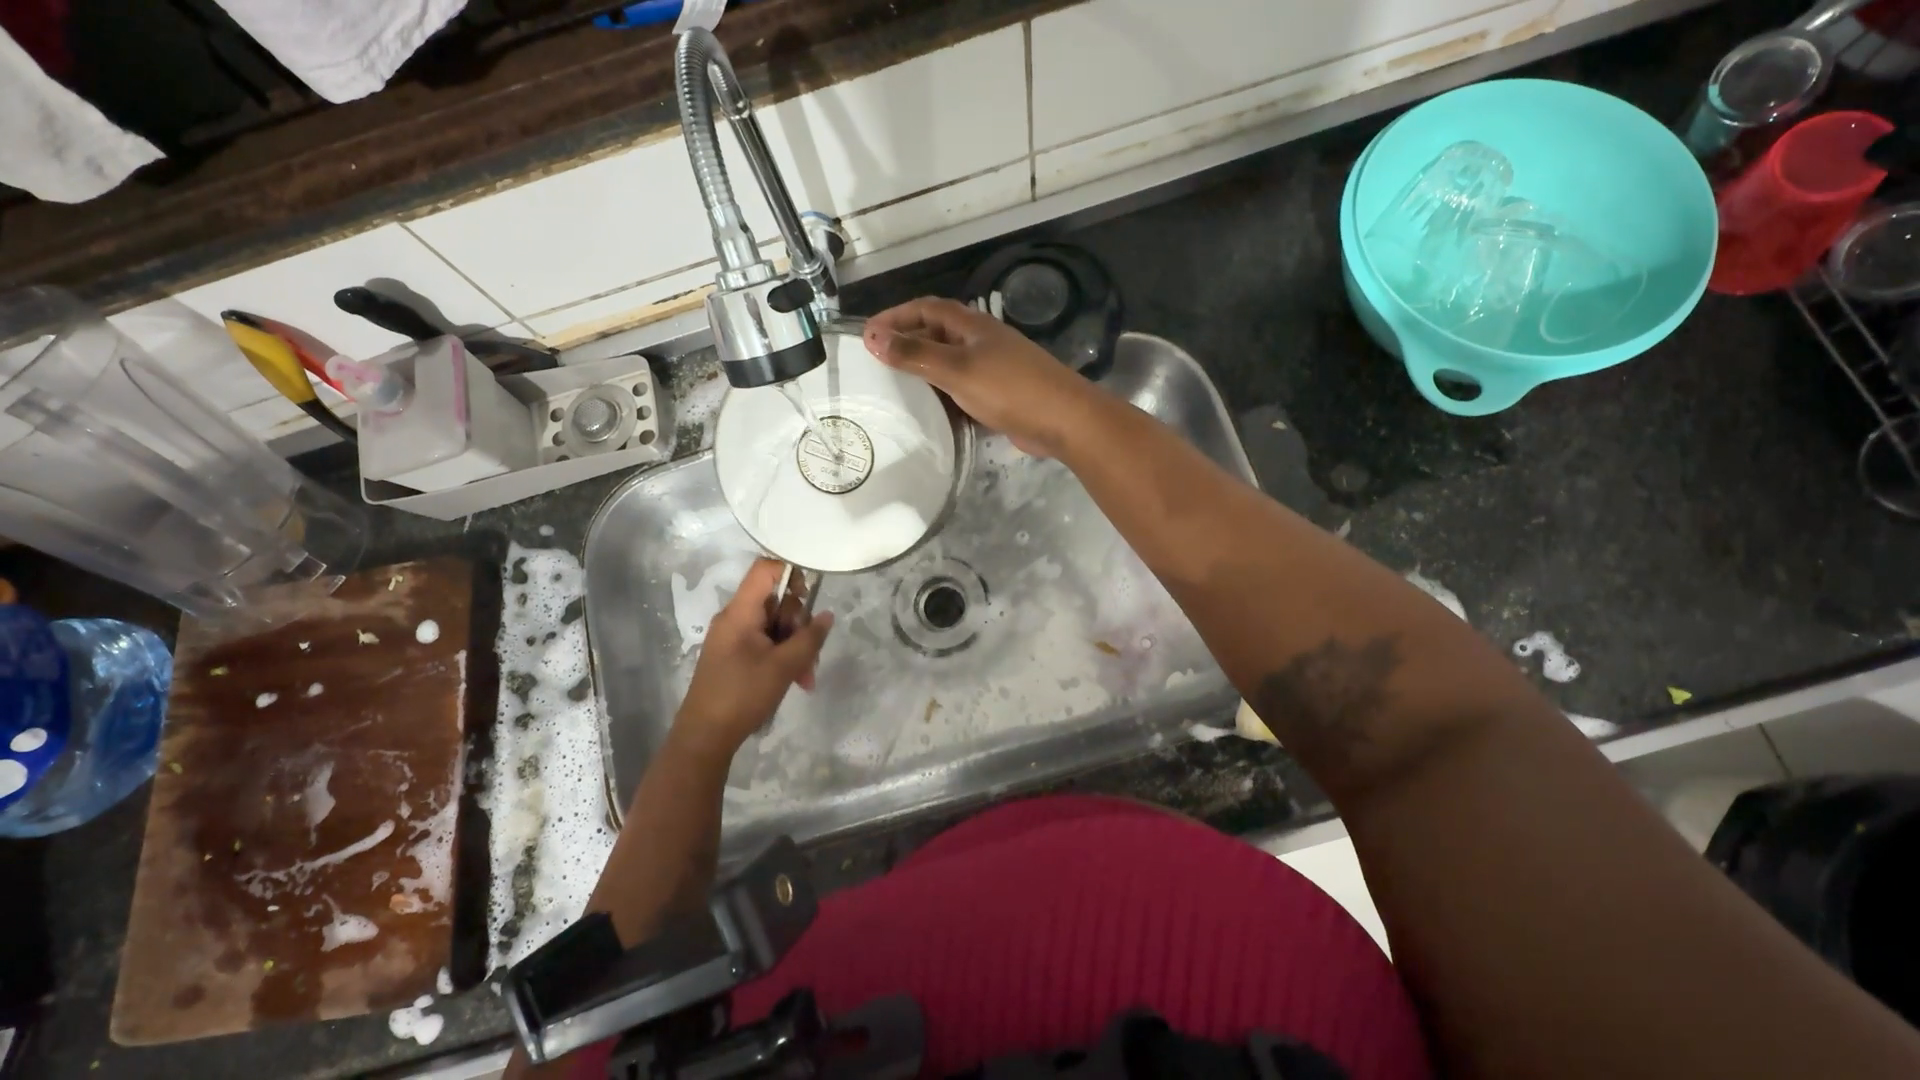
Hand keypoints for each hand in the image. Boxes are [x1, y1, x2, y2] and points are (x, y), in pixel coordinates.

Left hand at [673, 559, 834, 761]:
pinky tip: (796, 682)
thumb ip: (809, 638)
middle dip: (800, 626)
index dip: (792, 573)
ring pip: (775, 627)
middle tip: (810, 655)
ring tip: (805, 678)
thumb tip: (826, 615)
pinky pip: (766, 644)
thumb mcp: (783, 667)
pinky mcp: (735, 656)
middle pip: (776, 601)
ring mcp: (734, 638)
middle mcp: (734, 618)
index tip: (810, 596)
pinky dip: (783, 658)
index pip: (766, 569)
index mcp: (740, 612)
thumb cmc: (742, 694)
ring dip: (796, 647)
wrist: (705, 736)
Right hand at [863, 297, 1104, 457]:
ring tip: (893, 388)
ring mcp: (992, 368)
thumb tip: (873, 337)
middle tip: (875, 363)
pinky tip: (928, 411)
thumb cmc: (1009, 388)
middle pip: (936, 334)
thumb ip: (915, 354)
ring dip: (923, 371)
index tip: (867, 333)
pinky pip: (962, 389)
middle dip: (906, 343)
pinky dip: (942, 395)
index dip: (896, 316)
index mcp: (972, 325)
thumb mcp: (956, 369)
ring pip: (949, 363)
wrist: (1064, 420)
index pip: (926, 308)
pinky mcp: (999, 395)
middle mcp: (981, 341)